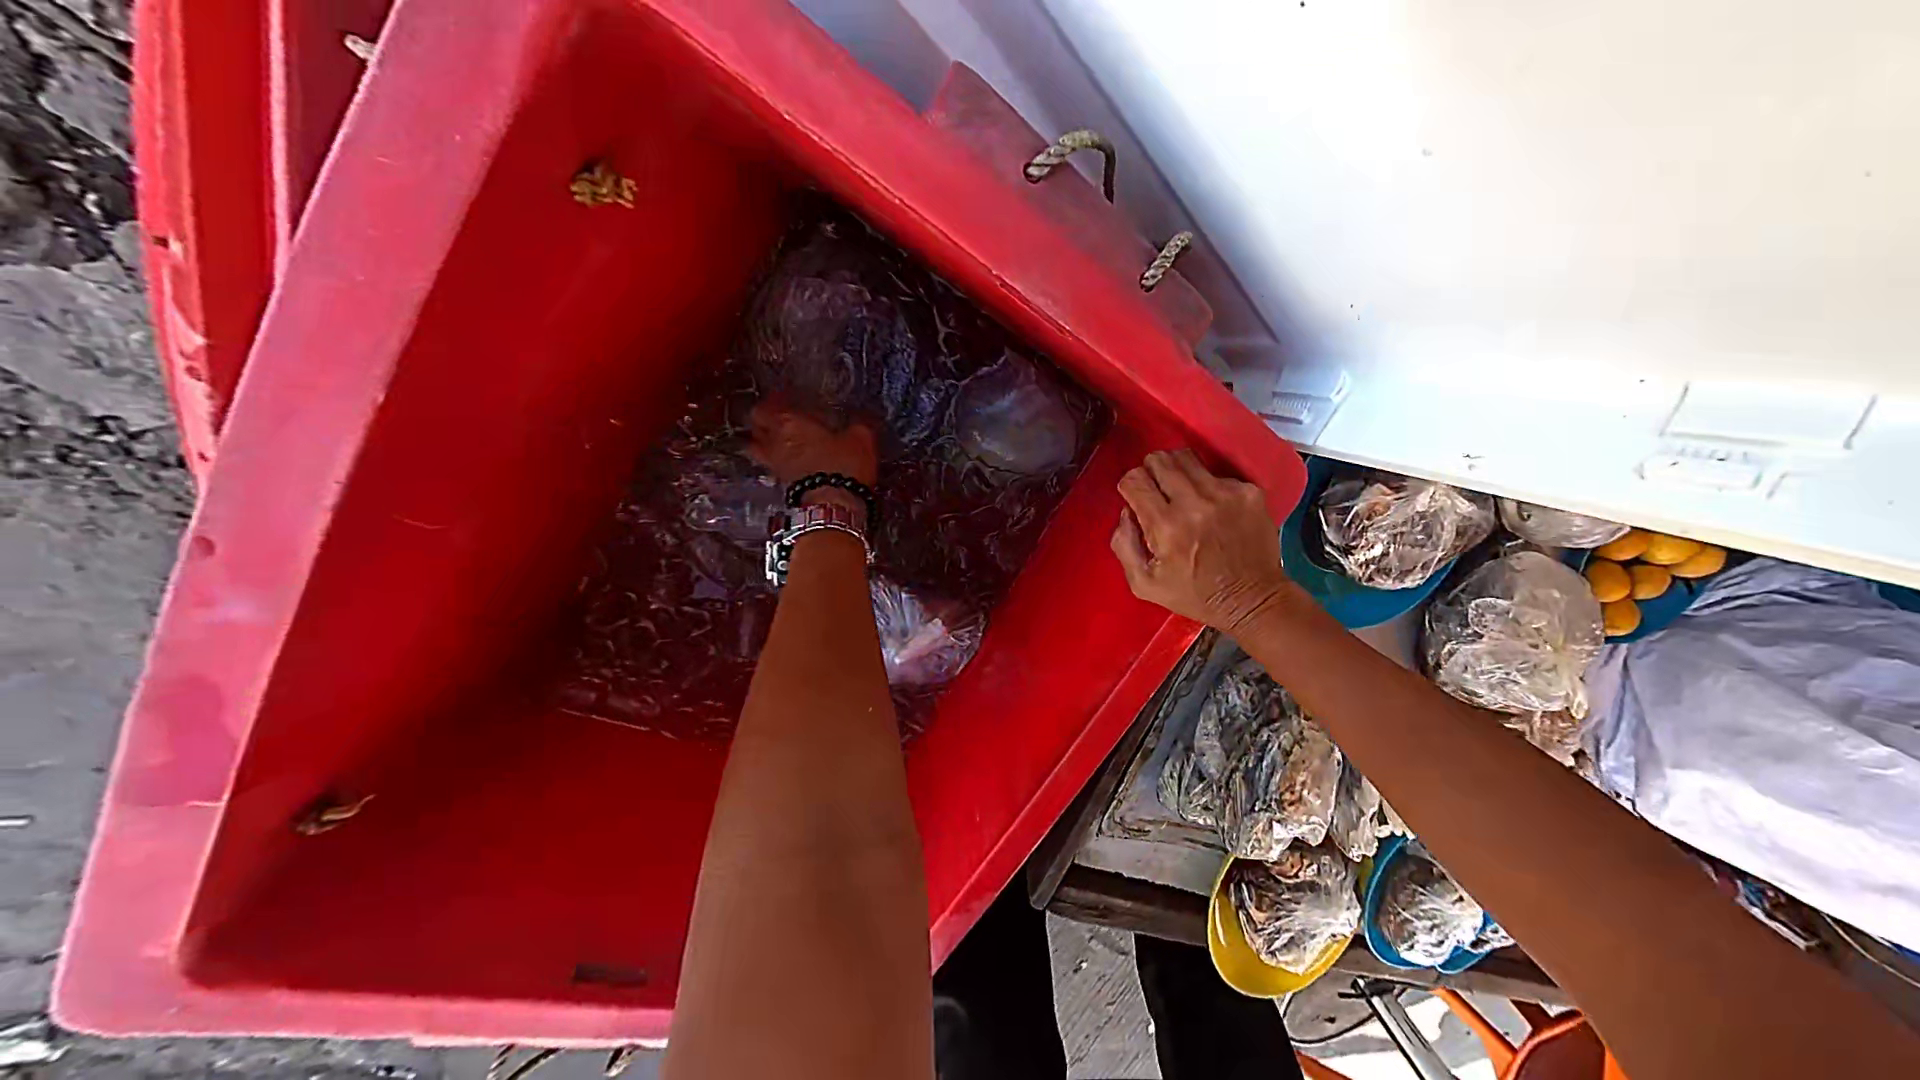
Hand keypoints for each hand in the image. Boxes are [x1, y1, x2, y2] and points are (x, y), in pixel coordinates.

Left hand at [748, 401, 877, 486]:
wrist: (834, 505)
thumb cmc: (843, 466)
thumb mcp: (860, 439)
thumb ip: (857, 428)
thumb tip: (859, 425)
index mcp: (791, 423)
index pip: (769, 406)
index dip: (773, 402)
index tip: (782, 398)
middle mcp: (777, 442)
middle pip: (756, 427)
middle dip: (763, 421)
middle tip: (776, 417)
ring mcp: (776, 465)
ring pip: (757, 448)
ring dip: (763, 442)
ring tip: (777, 439)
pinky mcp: (782, 484)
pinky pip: (772, 466)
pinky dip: (777, 461)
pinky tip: (791, 460)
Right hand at [1110, 449, 1295, 634]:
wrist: (1253, 600)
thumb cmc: (1194, 595)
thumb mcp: (1143, 583)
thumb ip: (1123, 544)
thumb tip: (1126, 512)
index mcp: (1166, 526)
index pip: (1135, 480)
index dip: (1130, 486)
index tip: (1135, 497)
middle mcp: (1195, 503)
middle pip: (1160, 460)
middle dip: (1150, 471)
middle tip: (1155, 489)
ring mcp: (1226, 494)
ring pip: (1187, 459)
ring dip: (1177, 471)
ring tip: (1180, 491)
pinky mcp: (1249, 492)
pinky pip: (1216, 474)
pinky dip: (1208, 486)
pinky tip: (1212, 508)